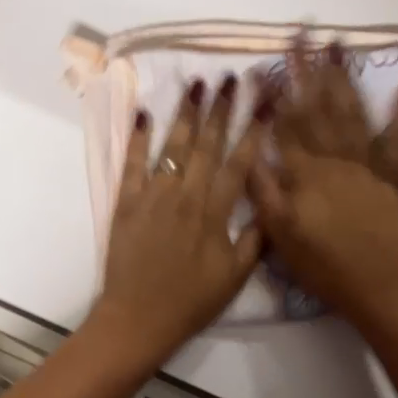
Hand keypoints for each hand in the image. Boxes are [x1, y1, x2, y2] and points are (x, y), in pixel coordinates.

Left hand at [89, 75, 266, 364]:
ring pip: (173, 147)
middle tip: (231, 78)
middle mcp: (186, 196)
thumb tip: (271, 208)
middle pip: (207, 145)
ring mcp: (153, 197)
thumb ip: (254, 240)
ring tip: (196, 84)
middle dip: (221, 110)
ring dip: (186, 114)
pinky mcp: (126, 204)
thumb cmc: (190, 302)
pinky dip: (138, 138)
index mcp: (215, 214)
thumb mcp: (234, 277)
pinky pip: (132, 164)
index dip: (254, 130)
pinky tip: (144, 113)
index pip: (240, 163)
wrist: (138, 318)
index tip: (266, 102)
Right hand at [251, 43, 397, 328]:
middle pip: (318, 110)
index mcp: (305, 175)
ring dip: (344, 79)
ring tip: (338, 45)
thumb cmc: (325, 267)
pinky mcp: (391, 180)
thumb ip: (265, 193)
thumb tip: (252, 153)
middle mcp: (335, 160)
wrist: (381, 286)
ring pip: (352, 114)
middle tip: (302, 35)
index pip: (285, 127)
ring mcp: (367, 166)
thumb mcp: (281, 236)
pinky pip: (396, 140)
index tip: (265, 63)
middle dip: (307, 72)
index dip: (275, 95)